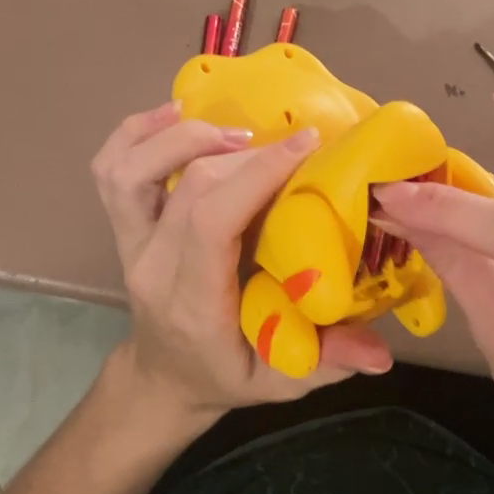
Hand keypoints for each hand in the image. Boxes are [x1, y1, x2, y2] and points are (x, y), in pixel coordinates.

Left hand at [90, 104, 392, 421]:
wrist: (163, 379)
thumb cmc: (225, 375)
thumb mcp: (280, 382)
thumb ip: (328, 363)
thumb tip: (383, 354)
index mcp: (193, 303)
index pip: (211, 223)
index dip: (257, 174)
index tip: (307, 145)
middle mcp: (152, 266)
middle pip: (188, 188)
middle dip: (247, 154)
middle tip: (294, 145)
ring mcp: (129, 243)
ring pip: (131, 170)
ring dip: (185, 136)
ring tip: (237, 130)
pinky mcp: (122, 226)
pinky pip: (111, 167)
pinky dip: (138, 131)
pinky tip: (177, 112)